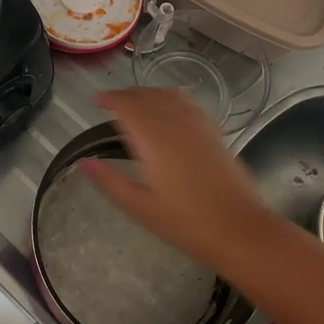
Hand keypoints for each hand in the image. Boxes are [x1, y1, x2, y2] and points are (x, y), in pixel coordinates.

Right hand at [81, 87, 276, 267]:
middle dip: (128, 94)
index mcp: (154, 139)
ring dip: (150, 94)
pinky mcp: (214, 134)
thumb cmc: (185, 222)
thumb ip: (110, 182)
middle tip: (112, 102)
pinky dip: (173, 99)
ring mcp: (199, 127)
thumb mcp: (140, 207)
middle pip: (148, 96)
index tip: (97, 100)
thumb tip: (85, 162)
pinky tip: (171, 109)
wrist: (239, 229)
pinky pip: (189, 104)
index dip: (111, 98)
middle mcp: (176, 125)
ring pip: (170, 96)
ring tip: (138, 102)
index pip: (128, 106)